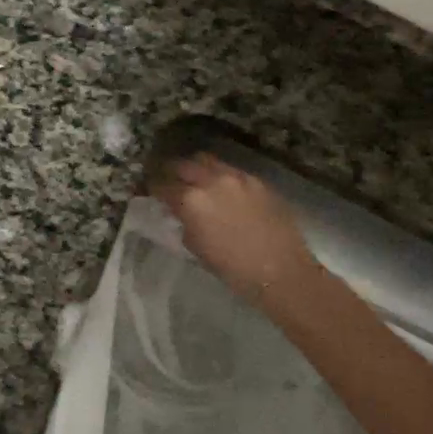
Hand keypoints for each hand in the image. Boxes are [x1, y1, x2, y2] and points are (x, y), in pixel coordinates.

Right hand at [154, 153, 317, 298]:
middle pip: (182, 164)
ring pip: (208, 161)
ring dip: (197, 169)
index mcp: (190, 200)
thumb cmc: (232, 267)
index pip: (160, 184)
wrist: (281, 272)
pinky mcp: (258, 182)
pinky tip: (224, 192)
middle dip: (172, 172)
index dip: (152, 188)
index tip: (150, 193)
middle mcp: (211, 181)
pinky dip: (221, 177)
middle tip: (170, 182)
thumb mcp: (194, 246)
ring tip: (197, 182)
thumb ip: (182, 222)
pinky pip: (232, 171)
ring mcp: (237, 178)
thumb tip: (179, 212)